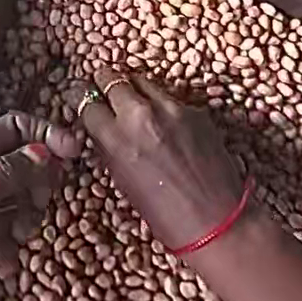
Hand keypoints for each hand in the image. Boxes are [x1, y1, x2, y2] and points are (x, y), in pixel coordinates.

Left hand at [0, 113, 80, 300]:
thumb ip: (3, 174)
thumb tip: (44, 151)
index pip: (13, 127)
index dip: (45, 135)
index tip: (74, 155)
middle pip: (20, 162)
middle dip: (39, 181)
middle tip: (42, 205)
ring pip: (16, 199)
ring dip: (27, 217)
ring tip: (17, 240)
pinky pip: (3, 233)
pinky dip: (9, 247)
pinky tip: (4, 265)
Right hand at [77, 68, 246, 250]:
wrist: (216, 221)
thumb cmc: (164, 212)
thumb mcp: (121, 179)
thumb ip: (107, 146)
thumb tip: (100, 126)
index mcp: (117, 138)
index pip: (88, 103)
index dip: (86, 103)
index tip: (86, 102)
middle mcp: (142, 116)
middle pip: (112, 79)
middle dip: (105, 84)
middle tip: (104, 90)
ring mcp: (172, 109)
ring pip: (142, 82)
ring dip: (134, 91)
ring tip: (134, 104)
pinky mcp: (196, 110)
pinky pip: (170, 99)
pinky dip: (162, 108)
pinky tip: (166, 126)